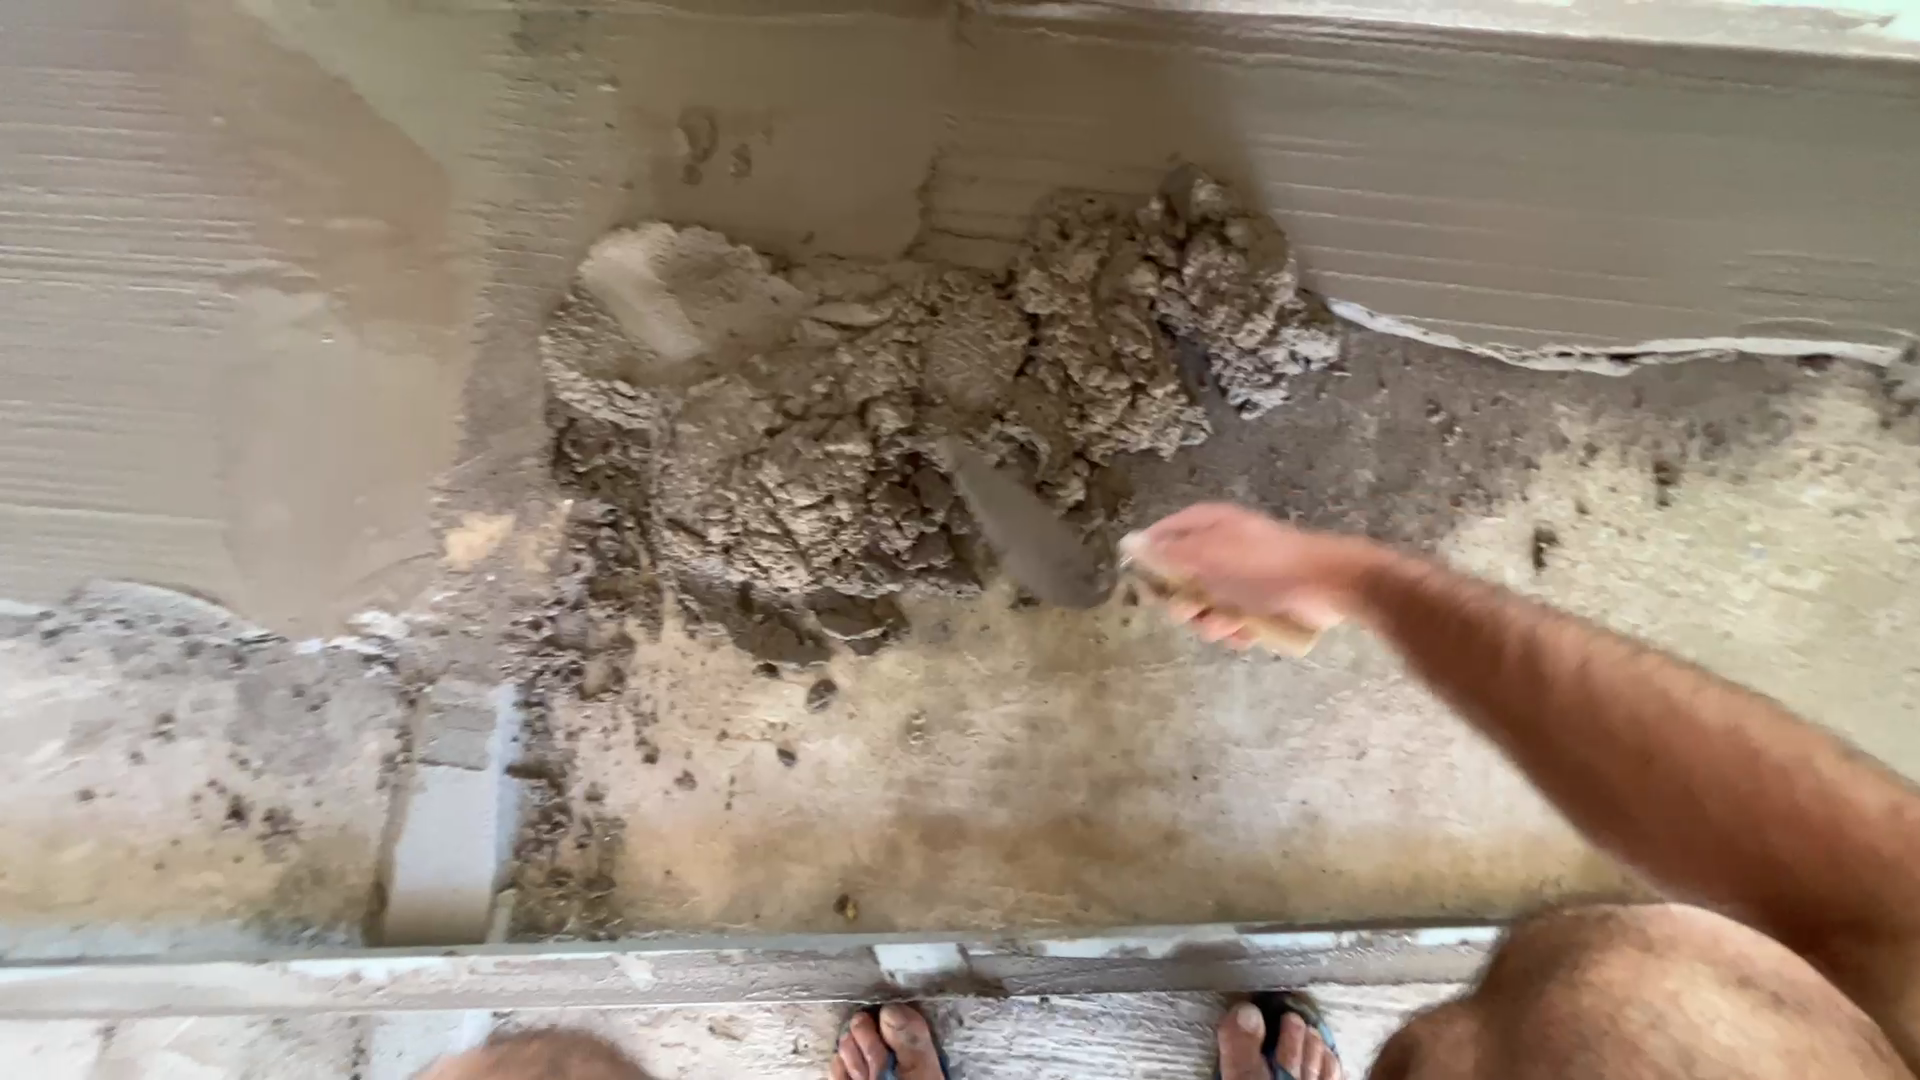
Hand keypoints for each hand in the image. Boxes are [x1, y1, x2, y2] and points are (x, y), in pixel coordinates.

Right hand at [1121, 503, 1391, 648]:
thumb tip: (1128, 542)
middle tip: (1192, 610)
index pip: (1164, 535)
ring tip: (1230, 623)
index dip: (1151, 556)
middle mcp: (1221, 549)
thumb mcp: (1209, 554)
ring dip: (1211, 621)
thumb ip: (1167, 551)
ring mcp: (1241, 578)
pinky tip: (1248, 631)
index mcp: (1208, 526)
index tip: (1142, 579)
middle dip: (1183, 601)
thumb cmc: (1263, 564)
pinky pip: (1231, 621)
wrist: (1328, 585)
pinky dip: (1236, 630)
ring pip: (1205, 606)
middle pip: (1180, 578)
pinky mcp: (1259, 603)